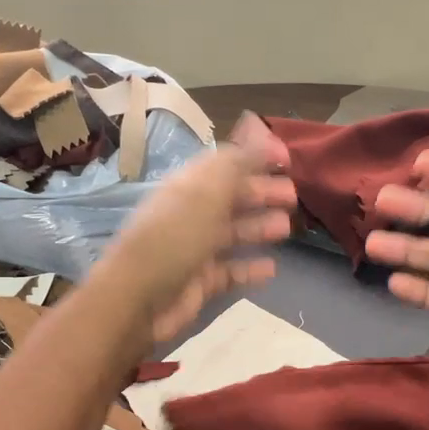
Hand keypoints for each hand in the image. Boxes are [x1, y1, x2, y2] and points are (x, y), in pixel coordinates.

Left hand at [99, 113, 297, 340]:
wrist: (135, 301)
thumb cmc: (172, 241)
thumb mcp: (204, 196)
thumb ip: (234, 164)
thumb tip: (255, 128)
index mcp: (187, 188)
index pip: (224, 164)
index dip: (254, 157)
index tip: (287, 157)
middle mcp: (190, 214)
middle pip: (230, 198)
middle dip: (261, 192)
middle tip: (293, 195)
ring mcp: (194, 250)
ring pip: (232, 233)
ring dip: (259, 227)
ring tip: (287, 227)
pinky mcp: (198, 283)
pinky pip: (229, 271)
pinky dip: (250, 268)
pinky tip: (272, 269)